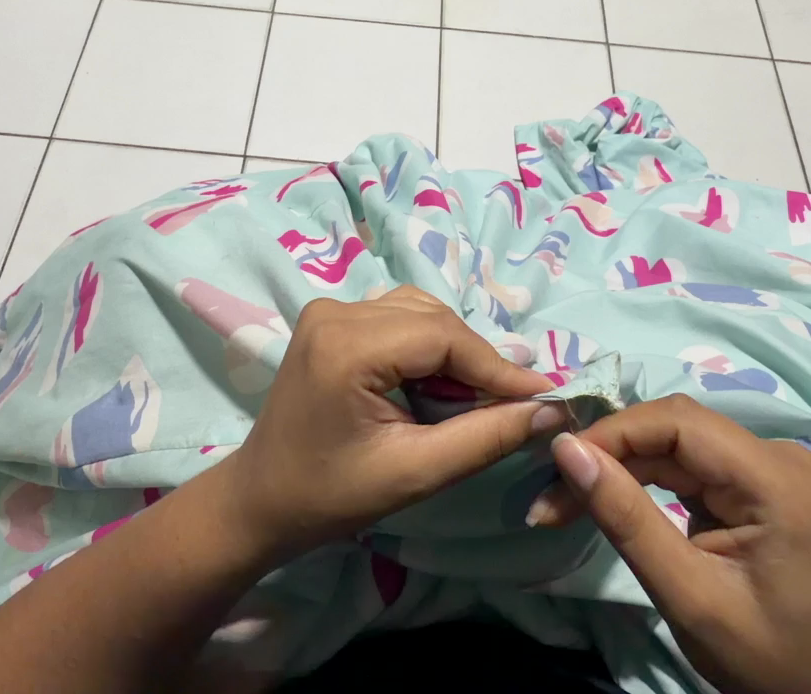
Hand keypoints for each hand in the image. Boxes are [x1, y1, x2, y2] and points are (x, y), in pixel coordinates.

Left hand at [218, 286, 560, 563]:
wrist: (260, 500)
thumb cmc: (330, 496)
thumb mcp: (415, 473)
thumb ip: (485, 437)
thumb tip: (550, 410)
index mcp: (347, 345)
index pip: (444, 338)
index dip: (500, 367)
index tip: (548, 396)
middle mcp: (336, 312)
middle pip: (434, 320)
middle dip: (478, 362)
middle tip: (514, 406)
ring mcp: (329, 311)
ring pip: (420, 313)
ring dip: (454, 352)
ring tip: (474, 399)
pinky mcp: (330, 320)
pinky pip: (398, 317)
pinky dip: (428, 346)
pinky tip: (436, 384)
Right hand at [527, 395, 810, 693]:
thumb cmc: (764, 658)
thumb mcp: (688, 596)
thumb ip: (627, 519)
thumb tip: (565, 449)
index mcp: (775, 479)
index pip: (678, 422)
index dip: (613, 431)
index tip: (558, 463)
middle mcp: (773, 456)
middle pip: (672, 428)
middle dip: (607, 452)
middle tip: (552, 493)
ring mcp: (762, 467)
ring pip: (670, 443)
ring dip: (615, 467)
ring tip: (563, 502)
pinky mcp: (747, 482)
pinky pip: (681, 463)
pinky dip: (637, 480)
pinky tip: (604, 499)